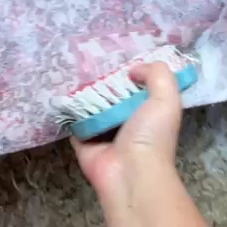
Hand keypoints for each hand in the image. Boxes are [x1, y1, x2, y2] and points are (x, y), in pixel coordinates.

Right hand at [71, 61, 183, 205]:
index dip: (128, 70)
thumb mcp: (167, 100)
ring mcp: (102, 129)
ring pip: (89, 103)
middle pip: (110, 92)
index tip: (113, 54)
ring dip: (81, 90)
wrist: (131, 172)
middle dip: (101, 78)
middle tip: (85, 57)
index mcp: (147, 111)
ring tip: (70, 68)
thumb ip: (157, 75)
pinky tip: (60, 89)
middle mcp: (125, 120)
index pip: (136, 85)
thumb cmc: (152, 136)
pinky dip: (66, 106)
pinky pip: (71, 118)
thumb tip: (133, 69)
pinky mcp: (81, 138)